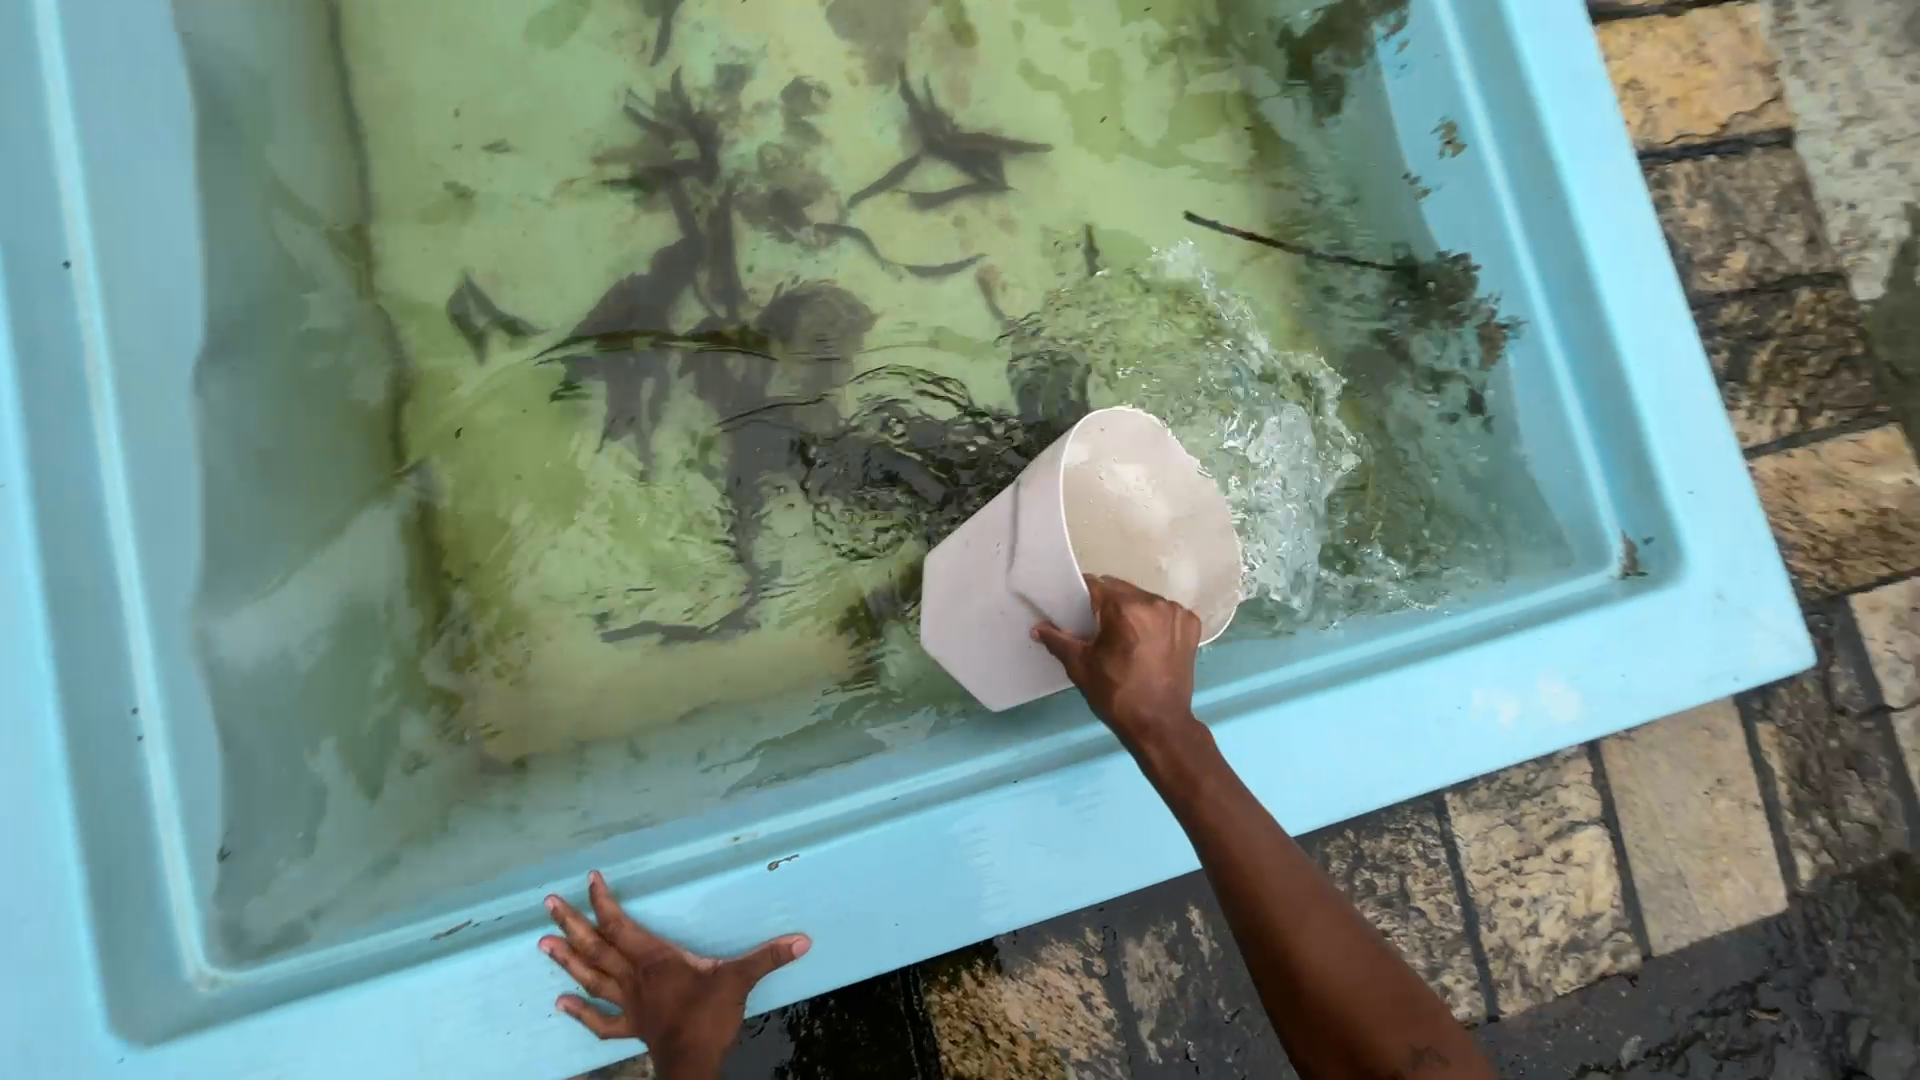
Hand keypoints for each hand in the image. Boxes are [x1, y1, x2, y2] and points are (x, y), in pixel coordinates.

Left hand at [540, 871, 809, 1076]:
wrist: (693, 1065)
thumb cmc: (710, 1017)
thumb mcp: (740, 980)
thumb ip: (768, 956)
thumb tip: (803, 939)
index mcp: (654, 959)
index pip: (621, 925)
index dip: (603, 903)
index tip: (588, 880)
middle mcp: (634, 978)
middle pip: (596, 948)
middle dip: (570, 925)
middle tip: (546, 905)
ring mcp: (628, 1004)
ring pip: (591, 977)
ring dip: (566, 959)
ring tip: (542, 942)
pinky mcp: (630, 1026)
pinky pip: (599, 1019)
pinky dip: (577, 1012)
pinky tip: (558, 1002)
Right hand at [1032, 574, 1204, 752]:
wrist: (1160, 725)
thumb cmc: (1117, 696)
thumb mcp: (1081, 667)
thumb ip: (1059, 641)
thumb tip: (1038, 628)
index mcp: (1125, 610)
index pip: (1096, 585)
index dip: (1081, 595)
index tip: (1075, 609)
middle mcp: (1154, 603)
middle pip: (1121, 589)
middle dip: (1106, 603)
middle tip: (1097, 628)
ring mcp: (1176, 613)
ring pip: (1142, 598)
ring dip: (1130, 610)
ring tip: (1123, 636)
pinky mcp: (1191, 624)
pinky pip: (1163, 611)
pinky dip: (1153, 620)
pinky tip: (1146, 640)